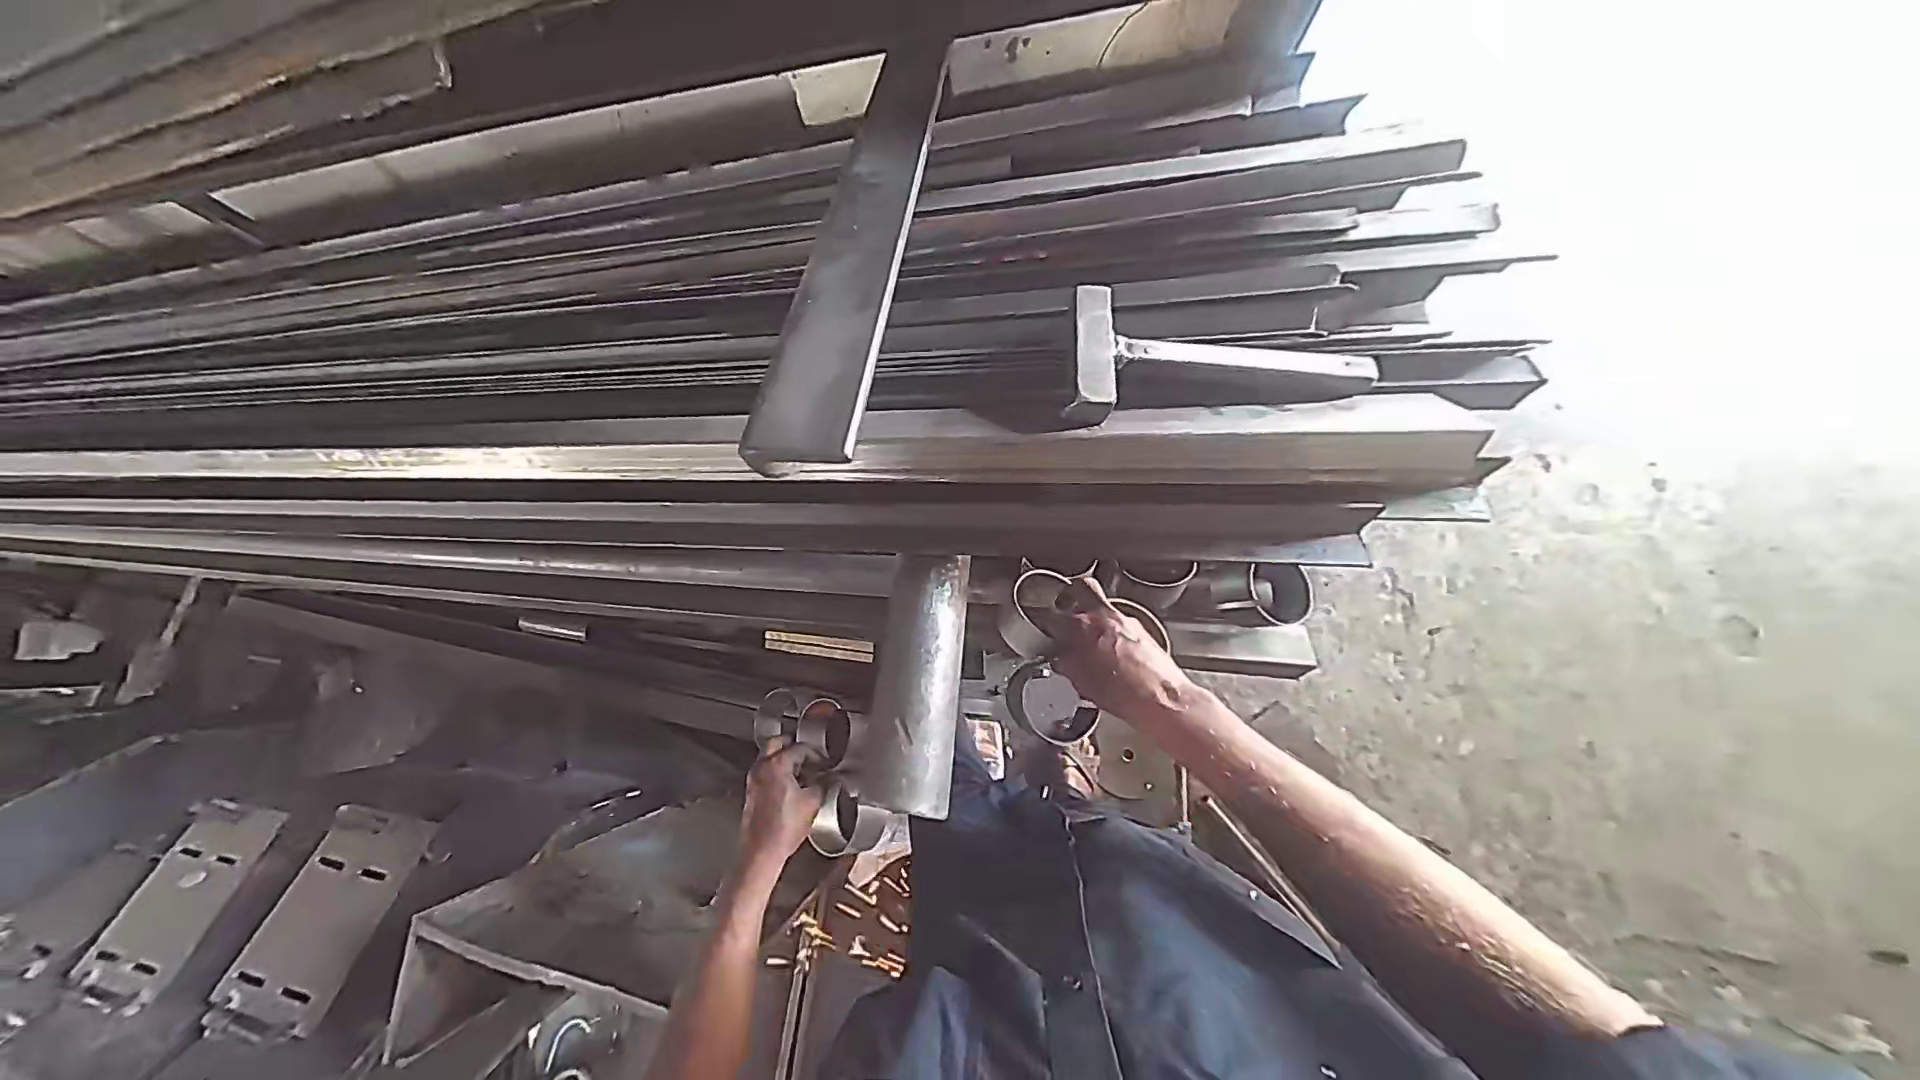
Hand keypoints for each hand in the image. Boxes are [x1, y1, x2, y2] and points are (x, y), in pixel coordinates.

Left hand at [737, 736, 824, 877]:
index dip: (816, 754)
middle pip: (776, 743)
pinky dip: (777, 771)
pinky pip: (765, 772)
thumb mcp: (813, 802)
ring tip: (802, 771)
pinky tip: (791, 786)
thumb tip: (827, 779)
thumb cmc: (784, 828)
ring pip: (768, 757)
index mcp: (777, 764)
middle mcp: (761, 768)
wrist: (762, 852)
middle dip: (793, 746)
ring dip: (784, 759)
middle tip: (809, 756)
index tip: (824, 763)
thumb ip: (823, 784)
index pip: (799, 748)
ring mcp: (753, 780)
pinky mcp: (751, 793)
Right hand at [1038, 577, 1199, 722]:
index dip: (1041, 621)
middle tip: (1063, 606)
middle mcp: (1103, 616)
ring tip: (1086, 629)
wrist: (1161, 699)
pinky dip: (1110, 626)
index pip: (1050, 615)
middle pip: (1080, 587)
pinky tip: (1109, 646)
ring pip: (1102, 602)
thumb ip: (1066, 662)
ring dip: (1090, 610)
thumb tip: (1060, 657)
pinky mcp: (1140, 628)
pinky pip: (1119, 618)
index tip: (1041, 627)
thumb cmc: (1125, 695)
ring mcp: (1124, 619)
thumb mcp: (1081, 682)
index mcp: (1080, 627)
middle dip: (1068, 594)